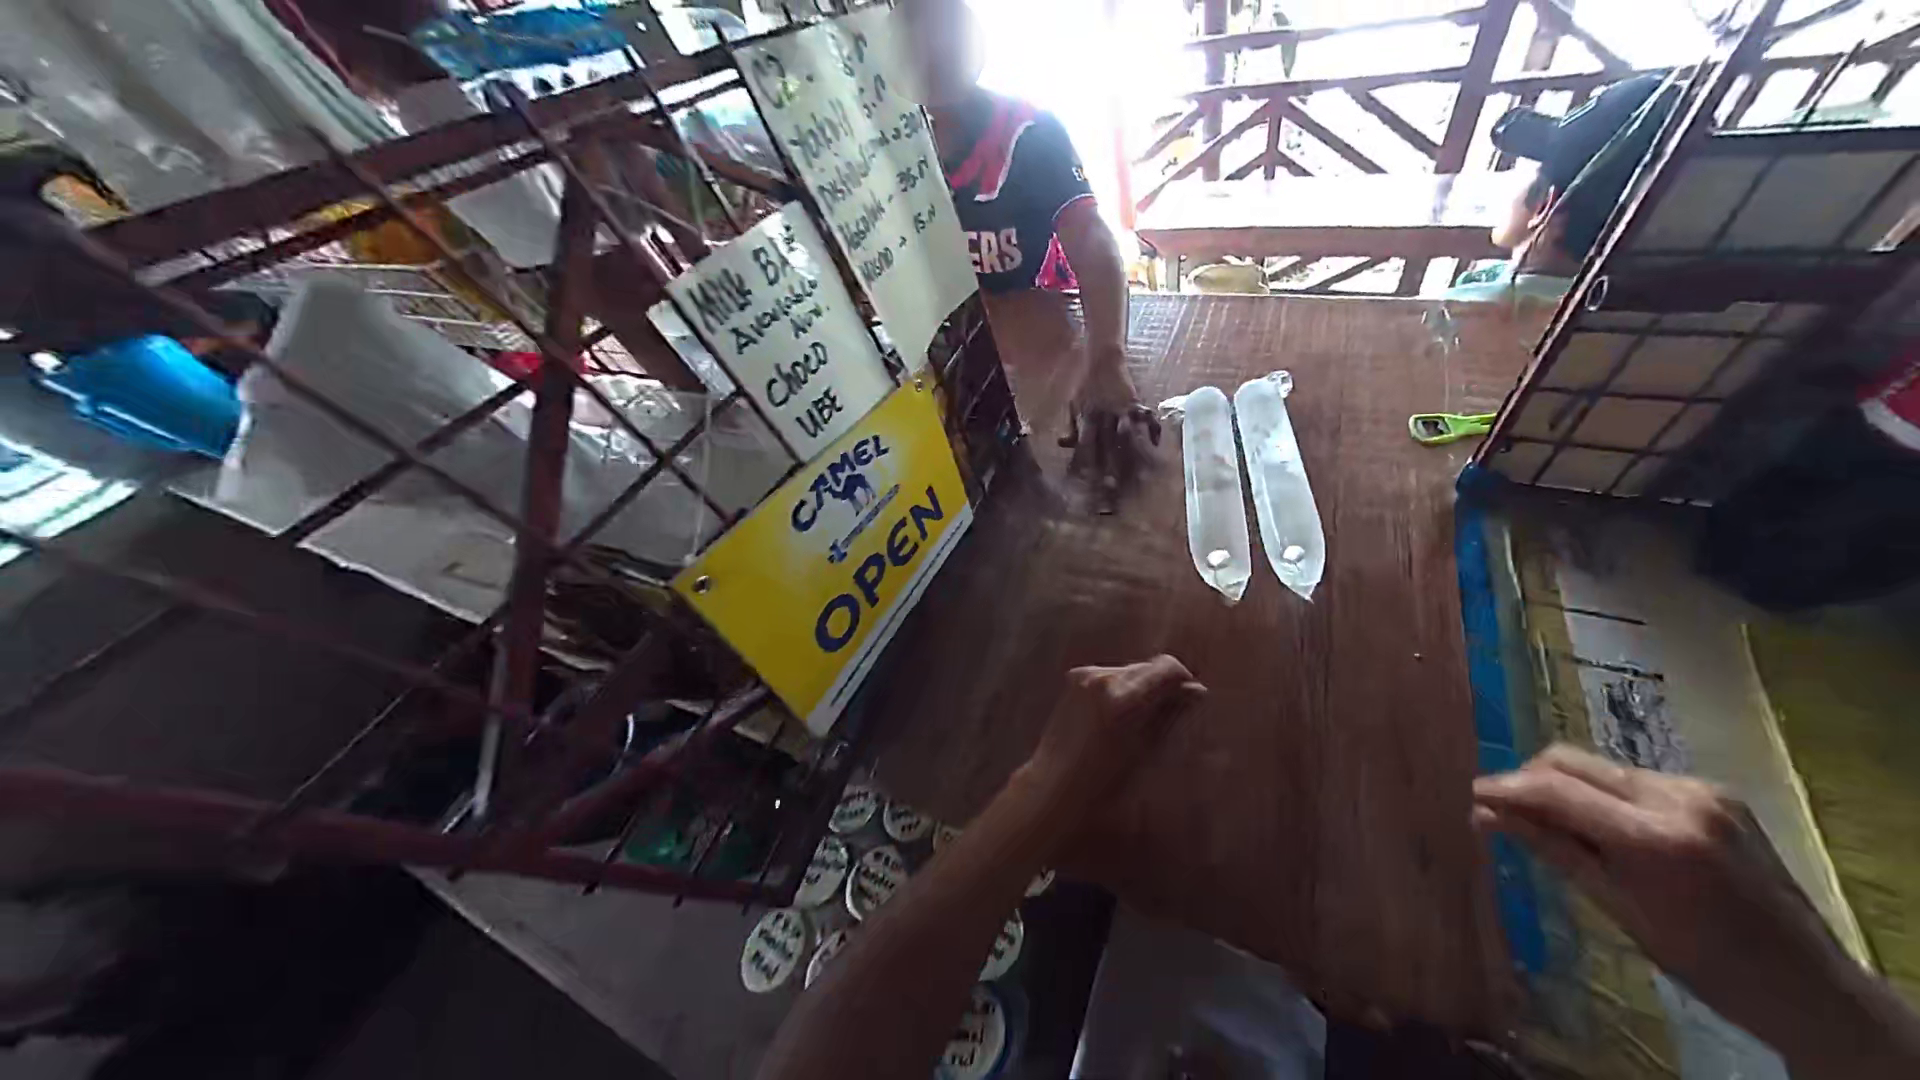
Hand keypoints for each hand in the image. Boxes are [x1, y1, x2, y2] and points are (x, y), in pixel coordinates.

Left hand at [1018, 655, 1204, 821]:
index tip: (1190, 696)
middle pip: (1148, 667)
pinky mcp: (1074, 678)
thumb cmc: (1106, 780)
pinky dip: (1118, 688)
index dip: (1182, 679)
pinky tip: (1115, 716)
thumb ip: (1170, 714)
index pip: (1167, 668)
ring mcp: (1085, 677)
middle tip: (1168, 713)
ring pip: (1129, 671)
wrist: (1057, 784)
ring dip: (1140, 687)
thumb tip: (1196, 690)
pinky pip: (1109, 675)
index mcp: (1125, 699)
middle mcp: (1104, 680)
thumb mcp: (1147, 749)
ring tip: (1137, 721)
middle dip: (1161, 685)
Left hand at [1060, 347, 1160, 514]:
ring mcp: (1124, 409)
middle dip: (1113, 470)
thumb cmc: (1085, 384)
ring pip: (1130, 438)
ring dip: (1134, 458)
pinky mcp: (1138, 403)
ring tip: (1140, 478)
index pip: (1087, 447)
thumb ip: (1071, 426)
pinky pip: (1148, 421)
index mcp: (1087, 417)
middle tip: (1116, 492)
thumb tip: (1063, 444)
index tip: (1090, 486)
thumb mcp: (1073, 404)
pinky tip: (1157, 450)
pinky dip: (1153, 435)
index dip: (1088, 467)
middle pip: (1110, 447)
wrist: (1103, 358)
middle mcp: (1106, 416)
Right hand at [1475, 745, 1919, 1075]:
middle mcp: (1679, 799)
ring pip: (1595, 765)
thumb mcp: (1615, 907)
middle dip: (1527, 780)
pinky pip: (1628, 777)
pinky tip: (1601, 825)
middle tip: (1504, 810)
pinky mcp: (1712, 791)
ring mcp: (1700, 790)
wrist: (1812, 987)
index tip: (1472, 796)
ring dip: (1562, 785)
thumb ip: (1549, 848)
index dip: (1503, 788)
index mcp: (1657, 838)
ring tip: (1552, 821)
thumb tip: (1483, 815)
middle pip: (1569, 762)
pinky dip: (1599, 793)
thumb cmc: (1704, 961)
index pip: (1554, 789)